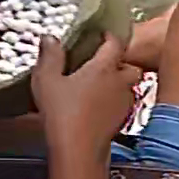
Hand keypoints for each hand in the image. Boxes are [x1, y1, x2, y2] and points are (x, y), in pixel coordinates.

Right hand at [32, 35, 141, 163]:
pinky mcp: (126, 116)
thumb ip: (50, 56)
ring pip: (130, 84)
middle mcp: (121, 83)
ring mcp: (126, 101)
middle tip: (103, 61)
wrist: (80, 145)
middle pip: (131, 66)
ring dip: (120, 80)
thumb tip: (50, 37)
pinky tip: (101, 100)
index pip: (115, 45)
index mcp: (103, 69)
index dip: (110, 37)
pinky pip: (126, 100)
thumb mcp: (47, 79)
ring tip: (101, 80)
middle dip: (122, 62)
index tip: (103, 34)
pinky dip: (117, 96)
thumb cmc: (61, 110)